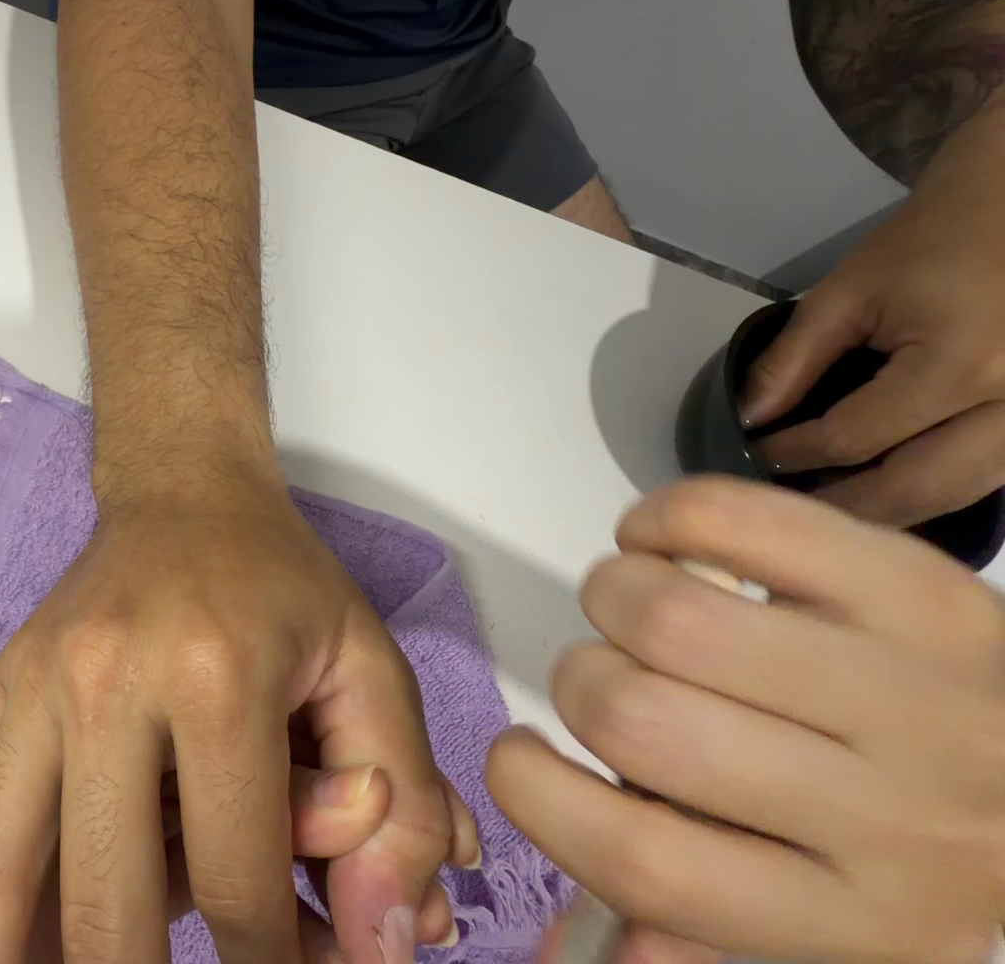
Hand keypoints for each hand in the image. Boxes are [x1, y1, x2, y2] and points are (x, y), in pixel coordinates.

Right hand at [0, 478, 476, 963]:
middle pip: (102, 896)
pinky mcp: (1, 684)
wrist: (183, 493)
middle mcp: (106, 681)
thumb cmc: (279, 580)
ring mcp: (36, 682)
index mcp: (214, 680)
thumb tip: (394, 951)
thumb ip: (403, 807)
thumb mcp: (371, 671)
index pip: (237, 881)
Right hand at [489, 477, 1004, 963]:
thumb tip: (566, 951)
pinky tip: (662, 543)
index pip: (638, 861)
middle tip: (612, 673)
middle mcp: (892, 818)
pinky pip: (729, 522)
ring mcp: (914, 690)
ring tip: (638, 604)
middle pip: (632, 716)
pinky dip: (657, 520)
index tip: (523, 752)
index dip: (534, 791)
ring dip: (610, 593)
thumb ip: (689, 934)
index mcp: (848, 917)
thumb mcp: (814, 920)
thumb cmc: (918, 846)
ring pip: (665, 616)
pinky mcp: (918, 586)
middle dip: (580, 677)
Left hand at [743, 168, 1004, 526]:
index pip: (852, 439)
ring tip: (826, 511)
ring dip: (893, 509)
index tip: (749, 454)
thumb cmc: (937, 238)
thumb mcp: (845, 295)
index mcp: (964, 369)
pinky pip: (997, 472)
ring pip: (967, 491)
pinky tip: (888, 489)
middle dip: (841, 507)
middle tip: (781, 510)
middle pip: (919, 487)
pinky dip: (940, 489)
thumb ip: (789, 363)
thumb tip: (746, 420)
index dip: (789, 453)